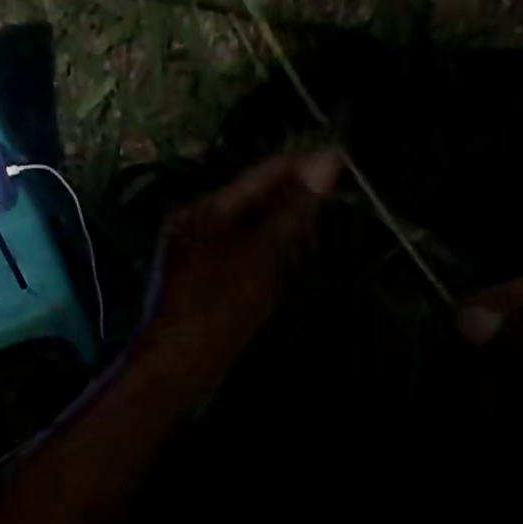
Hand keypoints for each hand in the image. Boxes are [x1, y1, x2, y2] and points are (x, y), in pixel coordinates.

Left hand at [141, 150, 339, 371]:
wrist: (183, 363)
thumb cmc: (219, 304)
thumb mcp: (260, 252)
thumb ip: (293, 208)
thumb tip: (328, 160)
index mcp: (205, 211)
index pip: (260, 175)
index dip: (299, 168)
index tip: (339, 161)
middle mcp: (200, 228)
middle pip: (257, 203)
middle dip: (293, 206)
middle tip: (328, 210)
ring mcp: (203, 258)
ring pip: (255, 234)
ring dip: (285, 236)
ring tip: (312, 244)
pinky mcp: (211, 287)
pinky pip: (248, 261)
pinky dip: (271, 262)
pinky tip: (289, 270)